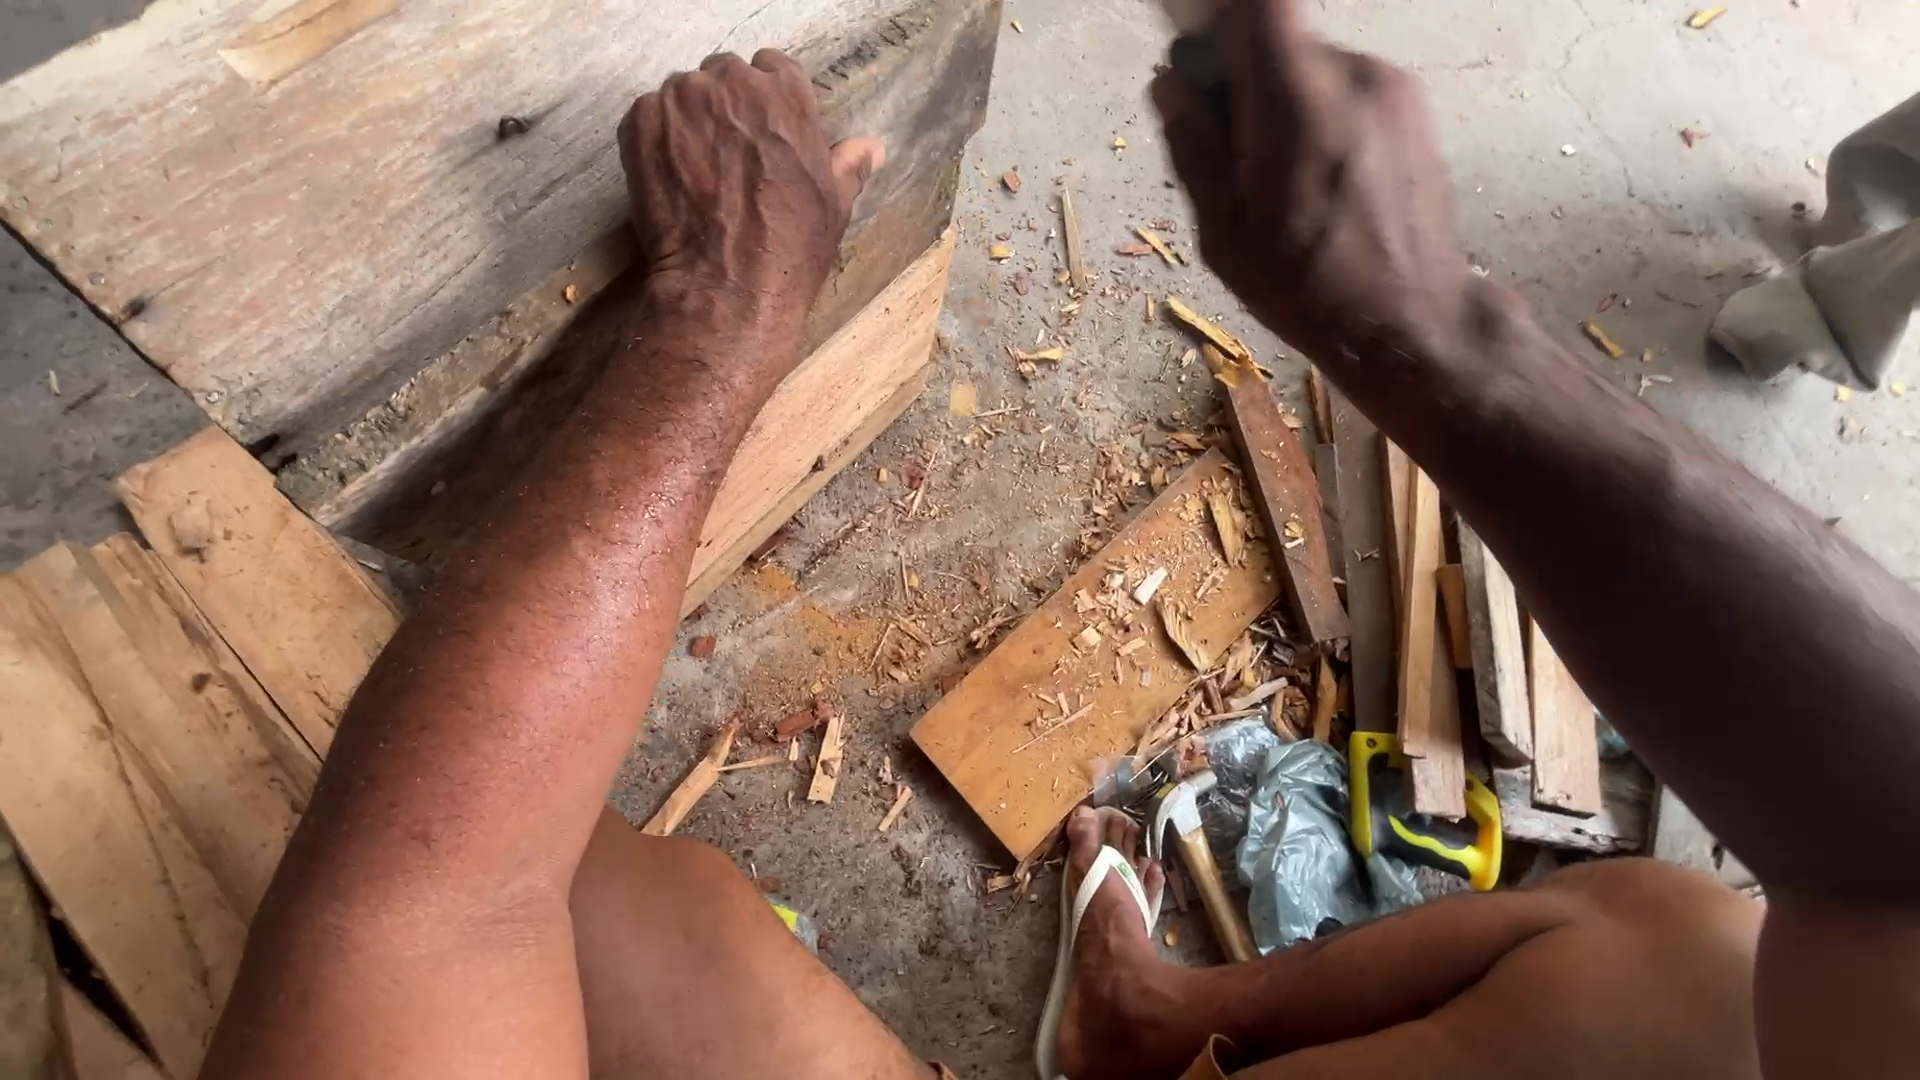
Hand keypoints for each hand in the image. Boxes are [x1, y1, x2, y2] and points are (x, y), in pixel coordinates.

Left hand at [619, 50, 883, 363]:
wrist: (727, 287)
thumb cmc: (790, 250)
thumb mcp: (833, 207)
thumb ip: (848, 165)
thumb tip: (873, 147)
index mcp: (785, 95)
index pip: (775, 70)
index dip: (771, 106)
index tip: (766, 137)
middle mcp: (732, 84)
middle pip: (727, 77)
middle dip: (730, 110)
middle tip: (734, 161)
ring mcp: (681, 100)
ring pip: (686, 95)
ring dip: (693, 123)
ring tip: (703, 176)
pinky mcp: (642, 123)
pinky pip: (651, 117)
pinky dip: (661, 143)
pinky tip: (677, 183)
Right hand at [1152, 0, 1469, 358]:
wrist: (1408, 318)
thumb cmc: (1302, 289)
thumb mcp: (1224, 235)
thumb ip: (1194, 150)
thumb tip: (1168, 85)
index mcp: (1296, 105)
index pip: (1256, 4)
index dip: (1216, 13)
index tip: (1191, 48)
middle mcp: (1353, 74)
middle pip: (1278, 40)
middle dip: (1239, 80)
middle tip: (1224, 150)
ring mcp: (1393, 87)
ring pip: (1311, 68)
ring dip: (1277, 104)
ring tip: (1273, 180)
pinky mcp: (1413, 107)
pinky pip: (1345, 88)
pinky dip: (1314, 115)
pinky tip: (1313, 181)